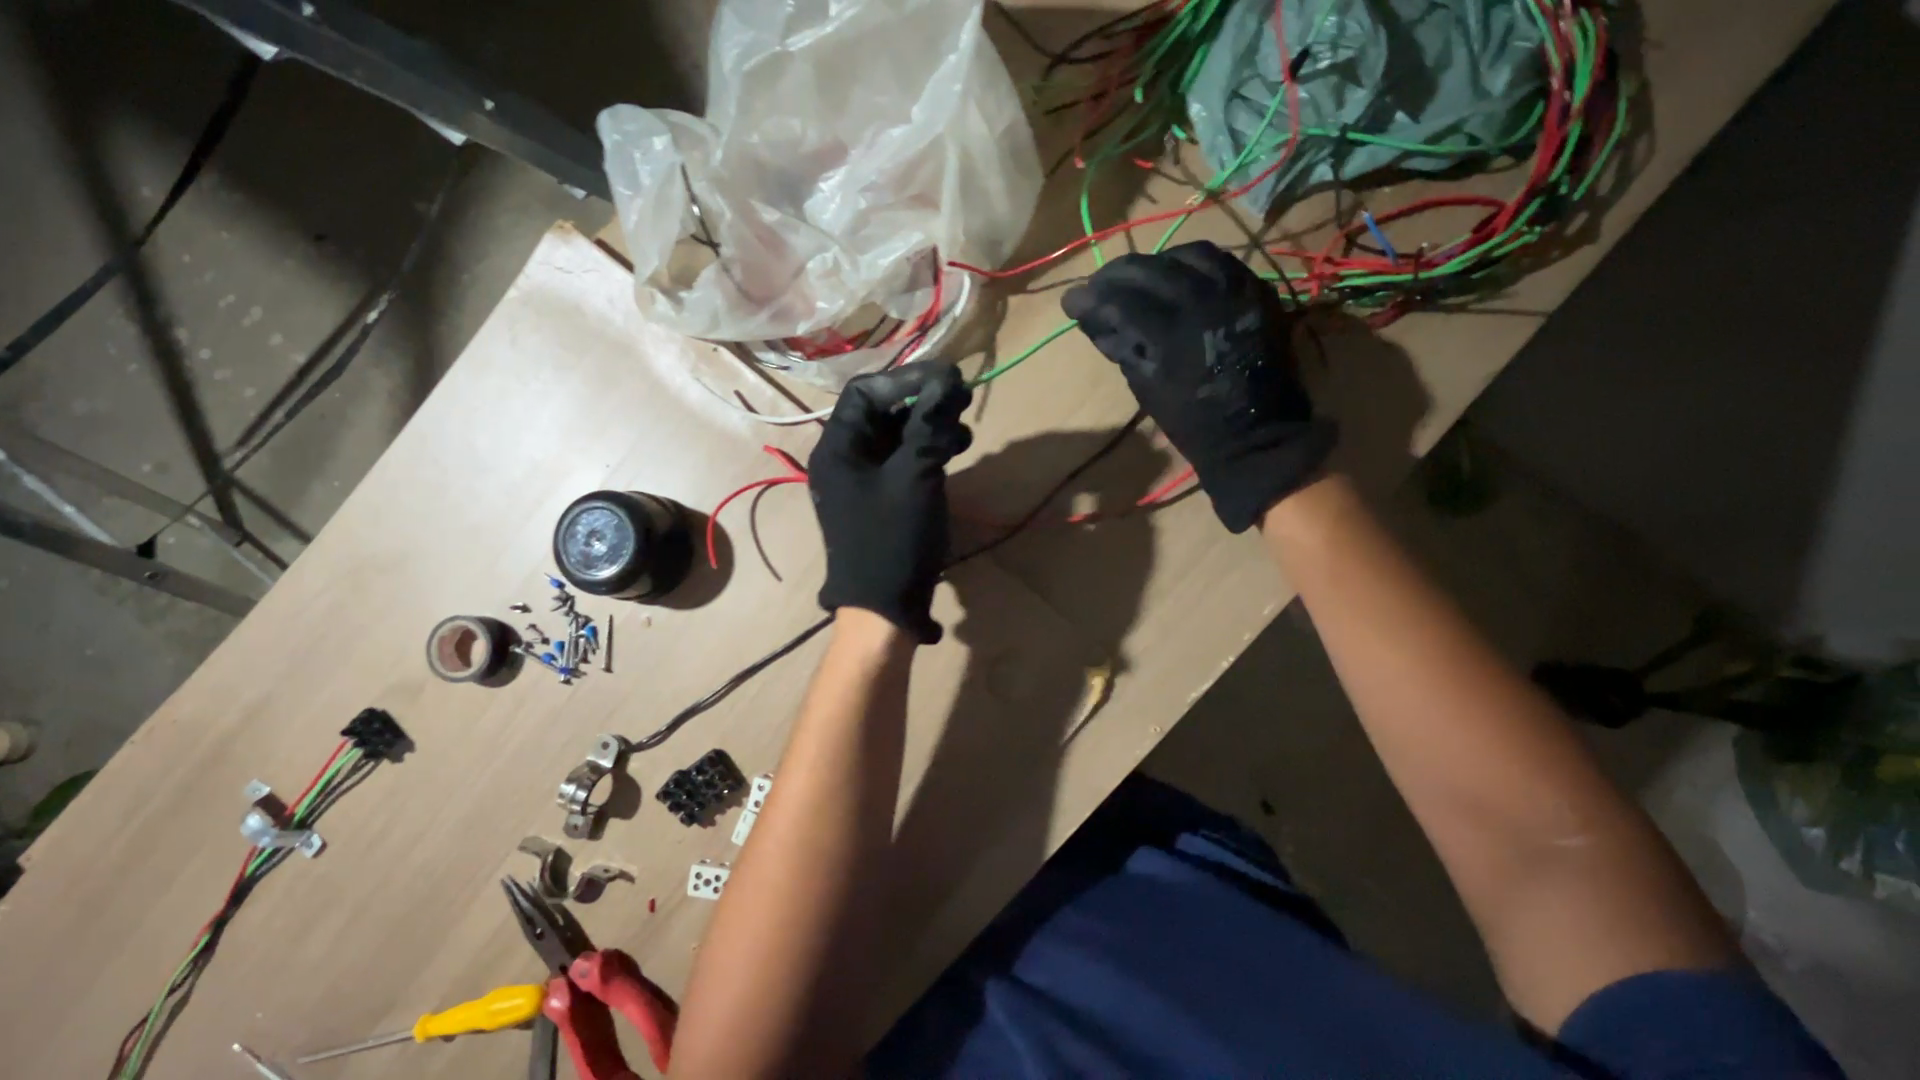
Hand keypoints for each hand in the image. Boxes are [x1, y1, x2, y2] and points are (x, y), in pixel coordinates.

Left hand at [809, 361, 972, 642]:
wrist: (883, 609)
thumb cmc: (894, 538)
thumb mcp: (916, 475)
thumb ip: (930, 422)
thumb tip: (949, 376)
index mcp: (838, 447)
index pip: (865, 391)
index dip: (907, 379)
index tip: (948, 380)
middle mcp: (843, 459)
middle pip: (882, 411)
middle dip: (923, 402)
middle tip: (963, 399)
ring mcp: (861, 481)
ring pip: (896, 436)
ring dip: (931, 426)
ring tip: (964, 431)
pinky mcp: (879, 500)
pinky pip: (902, 461)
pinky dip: (928, 451)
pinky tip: (956, 453)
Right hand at [1062, 241, 1335, 532]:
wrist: (1257, 435)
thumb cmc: (1193, 422)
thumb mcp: (1146, 386)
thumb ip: (1122, 345)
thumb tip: (1095, 320)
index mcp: (1172, 331)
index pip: (1120, 299)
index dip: (1090, 298)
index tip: (1071, 302)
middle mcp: (1204, 300)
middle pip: (1150, 269)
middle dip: (1116, 275)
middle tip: (1099, 286)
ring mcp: (1236, 291)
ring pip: (1188, 255)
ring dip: (1157, 263)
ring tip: (1141, 277)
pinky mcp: (1257, 292)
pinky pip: (1222, 262)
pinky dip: (1193, 265)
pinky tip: (1178, 276)